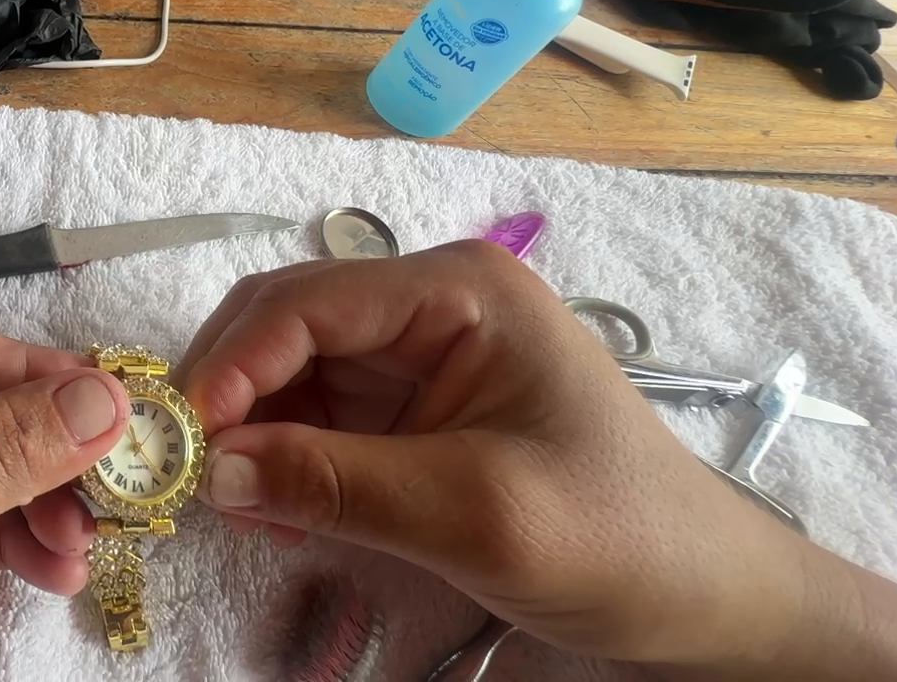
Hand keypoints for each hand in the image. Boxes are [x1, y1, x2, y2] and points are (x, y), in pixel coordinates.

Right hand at [180, 241, 896, 677]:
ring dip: (244, 425)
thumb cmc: (621, 544)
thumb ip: (337, 486)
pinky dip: (273, 449)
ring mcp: (402, 343)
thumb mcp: (479, 517)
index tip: (188, 432)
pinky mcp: (392, 391)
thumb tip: (212, 473)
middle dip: (228, 388)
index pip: (308, 303)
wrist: (708, 606)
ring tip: (233, 497)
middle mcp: (417, 298)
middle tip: (191, 460)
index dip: (235, 361)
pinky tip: (271, 501)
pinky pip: (304, 404)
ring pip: (280, 363)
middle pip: (280, 321)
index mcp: (453, 289)